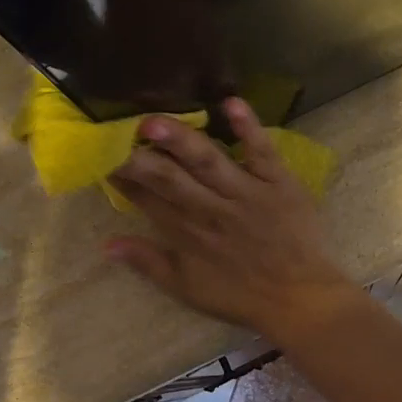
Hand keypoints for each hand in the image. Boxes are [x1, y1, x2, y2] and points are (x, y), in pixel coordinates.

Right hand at [105, 100, 361, 339]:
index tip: (100, 152)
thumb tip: (106, 244)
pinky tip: (231, 102)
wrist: (301, 299)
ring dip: (180, 140)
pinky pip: (261, 151)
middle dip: (139, 155)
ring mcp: (245, 193)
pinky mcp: (278, 183)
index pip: (146, 198)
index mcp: (187, 233)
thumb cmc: (243, 296)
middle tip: (114, 131)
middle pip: (168, 177)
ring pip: (207, 161)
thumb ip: (148, 264)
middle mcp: (210, 209)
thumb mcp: (188, 289)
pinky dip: (248, 127)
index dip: (123, 175)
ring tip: (154, 122)